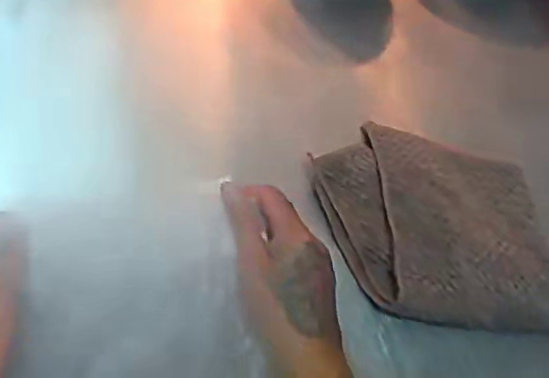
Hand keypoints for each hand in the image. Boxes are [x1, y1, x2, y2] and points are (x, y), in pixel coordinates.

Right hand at [222, 183, 352, 377]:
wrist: (309, 361)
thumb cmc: (275, 308)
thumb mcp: (251, 262)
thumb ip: (242, 221)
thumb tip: (231, 187)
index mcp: (299, 233)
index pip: (272, 194)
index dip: (248, 193)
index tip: (227, 208)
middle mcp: (314, 242)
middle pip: (282, 212)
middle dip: (256, 212)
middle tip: (232, 229)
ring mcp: (321, 264)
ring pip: (289, 233)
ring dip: (267, 232)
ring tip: (245, 250)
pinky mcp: (321, 283)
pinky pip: (296, 252)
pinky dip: (278, 250)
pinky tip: (266, 271)